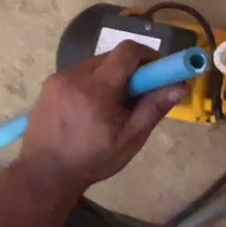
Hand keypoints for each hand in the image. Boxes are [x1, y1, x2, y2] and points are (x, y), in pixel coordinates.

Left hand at [11, 41, 188, 199]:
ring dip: (114, 75)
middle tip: (140, 94)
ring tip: (115, 105)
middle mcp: (73, 76)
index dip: (149, 56)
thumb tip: (182, 86)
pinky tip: (95, 107)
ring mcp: (58, 78)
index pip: (127, 51)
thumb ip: (154, 108)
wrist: (43, 175)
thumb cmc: (91, 160)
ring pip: (98, 63)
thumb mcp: (130, 138)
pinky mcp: (50, 84)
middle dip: (132, 68)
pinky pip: (82, 72)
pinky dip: (96, 81)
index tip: (159, 74)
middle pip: (113, 55)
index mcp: (95, 89)